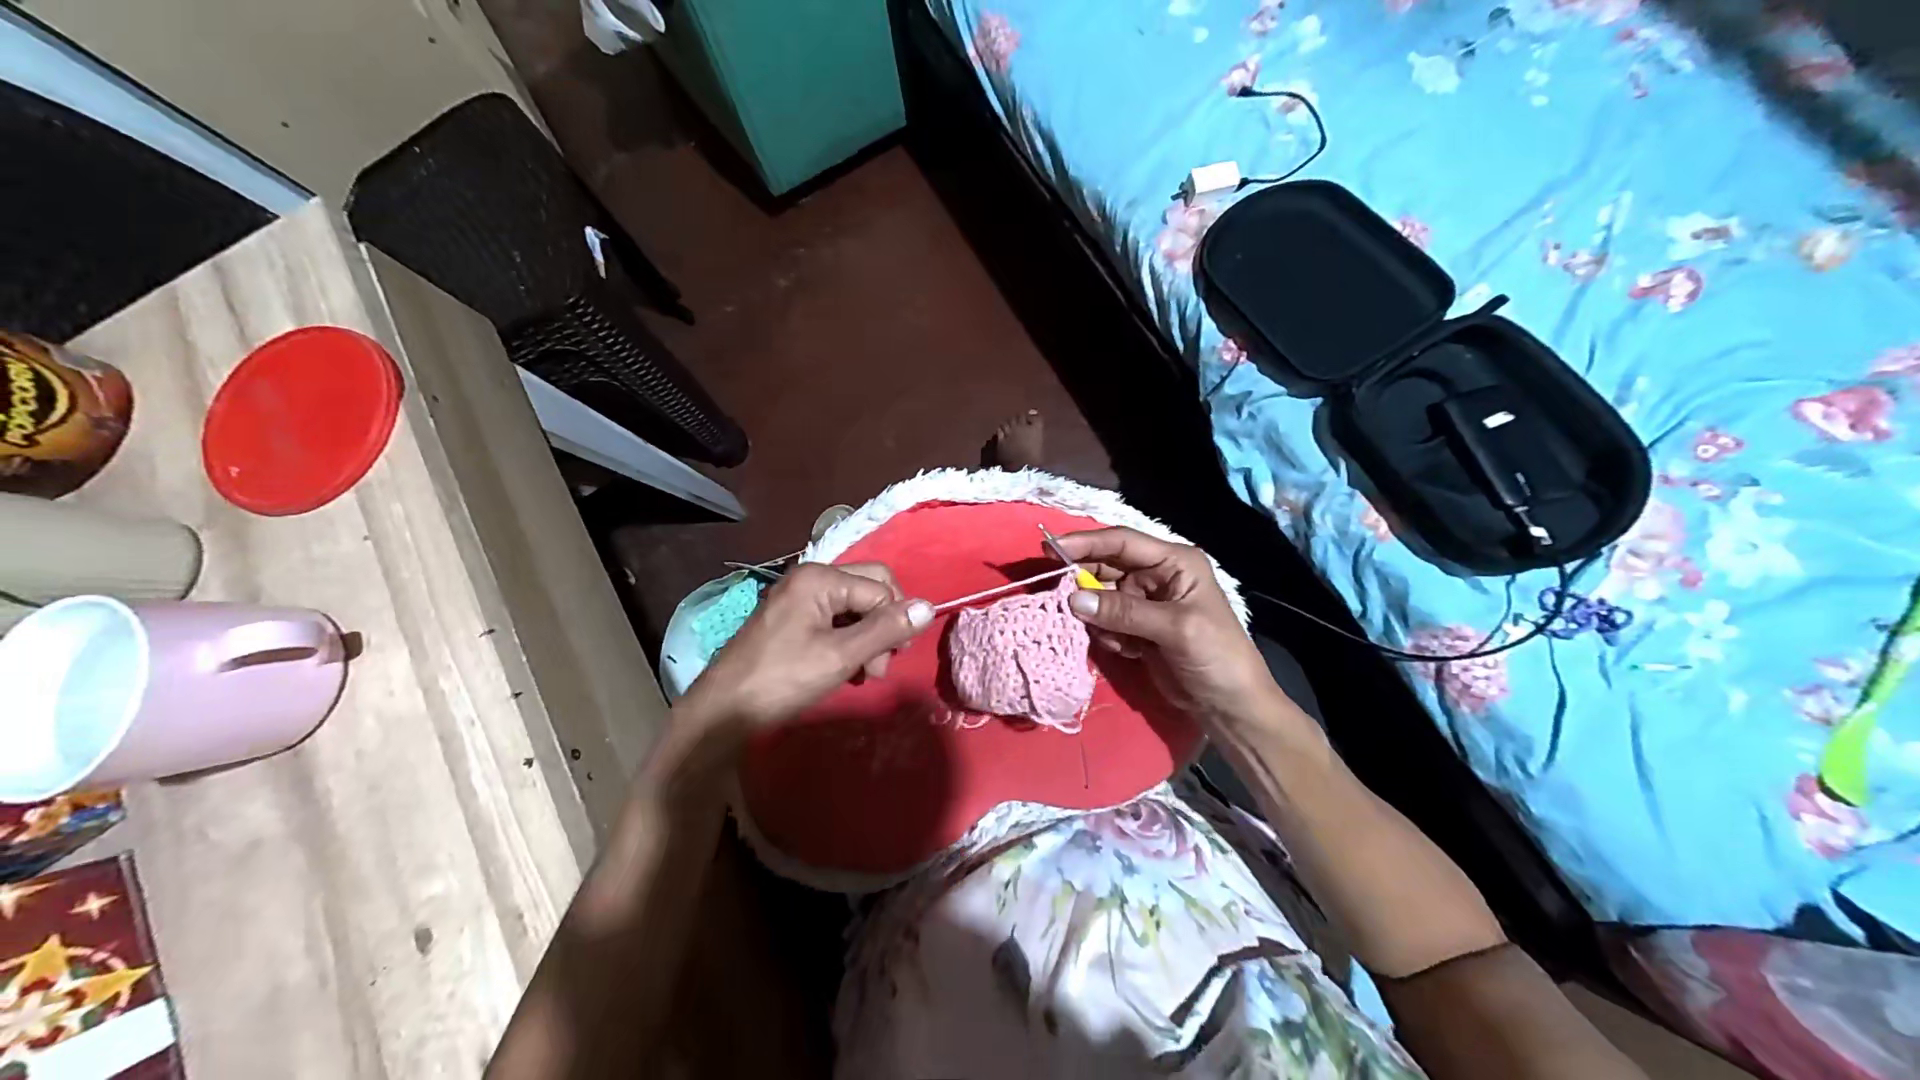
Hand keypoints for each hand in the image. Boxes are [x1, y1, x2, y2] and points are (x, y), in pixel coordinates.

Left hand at [680, 562, 933, 733]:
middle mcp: (810, 576)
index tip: (887, 664)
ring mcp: (798, 596)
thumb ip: (885, 629)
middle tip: (878, 666)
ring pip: (854, 606)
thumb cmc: (782, 681)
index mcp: (821, 577)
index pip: (881, 589)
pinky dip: (847, 640)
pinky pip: (834, 618)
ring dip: (867, 637)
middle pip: (870, 588)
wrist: (722, 712)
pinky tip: (845, 668)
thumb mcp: (840, 656)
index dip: (894, 624)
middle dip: (882, 626)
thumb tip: (929, 606)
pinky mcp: (791, 617)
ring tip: (861, 674)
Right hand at [1056, 528, 1280, 728]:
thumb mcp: (1175, 629)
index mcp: (1174, 562)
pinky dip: (1106, 634)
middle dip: (1085, 583)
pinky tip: (1126, 650)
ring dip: (1097, 616)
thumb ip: (1124, 612)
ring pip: (1101, 597)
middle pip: (1106, 567)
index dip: (1085, 543)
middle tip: (1060, 597)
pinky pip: (1105, 621)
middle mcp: (1157, 575)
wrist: (1230, 706)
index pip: (1121, 542)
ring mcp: (1145, 602)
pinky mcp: (1137, 627)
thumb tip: (1074, 599)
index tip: (1050, 549)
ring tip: (1113, 638)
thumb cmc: (1216, 656)